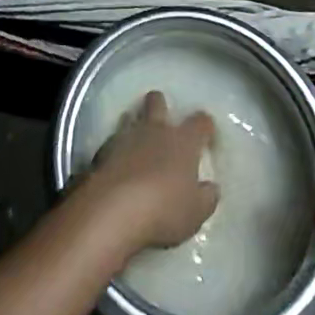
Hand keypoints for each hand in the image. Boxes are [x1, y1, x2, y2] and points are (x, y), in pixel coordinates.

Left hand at [80, 91, 218, 250]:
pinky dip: (118, 147)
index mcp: (183, 141)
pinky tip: (119, 163)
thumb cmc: (164, 209)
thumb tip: (211, 187)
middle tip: (163, 119)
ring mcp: (126, 136)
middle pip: (157, 101)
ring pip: (130, 116)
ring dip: (135, 124)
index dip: (205, 126)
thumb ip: (206, 197)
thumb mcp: (196, 212)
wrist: (113, 208)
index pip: (200, 122)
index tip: (207, 136)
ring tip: (138, 142)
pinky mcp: (103, 149)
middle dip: (160, 104)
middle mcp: (155, 130)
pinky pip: (113, 139)